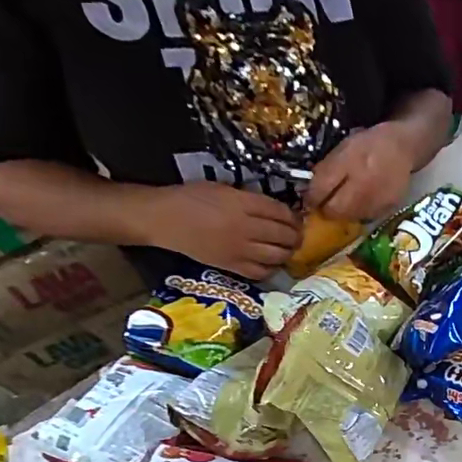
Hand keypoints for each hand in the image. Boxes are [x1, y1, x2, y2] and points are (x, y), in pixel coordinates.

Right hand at [139, 182, 300, 280]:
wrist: (164, 219)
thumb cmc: (191, 198)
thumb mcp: (223, 189)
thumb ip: (249, 199)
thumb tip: (274, 209)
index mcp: (243, 204)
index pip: (280, 212)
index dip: (293, 217)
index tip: (297, 219)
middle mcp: (245, 228)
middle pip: (283, 235)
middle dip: (296, 236)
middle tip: (297, 235)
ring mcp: (239, 249)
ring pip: (277, 255)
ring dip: (288, 252)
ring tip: (289, 249)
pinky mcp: (231, 266)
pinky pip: (260, 272)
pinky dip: (271, 268)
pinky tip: (272, 263)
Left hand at [306, 123, 416, 220]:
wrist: (403, 148)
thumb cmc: (368, 145)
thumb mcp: (342, 149)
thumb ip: (326, 170)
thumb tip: (310, 191)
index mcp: (347, 166)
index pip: (320, 192)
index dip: (312, 197)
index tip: (312, 197)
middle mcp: (362, 186)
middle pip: (334, 211)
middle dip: (327, 208)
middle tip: (329, 201)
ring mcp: (376, 201)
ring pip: (349, 217)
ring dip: (344, 212)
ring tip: (348, 199)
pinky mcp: (387, 209)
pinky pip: (366, 217)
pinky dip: (361, 212)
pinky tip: (364, 200)